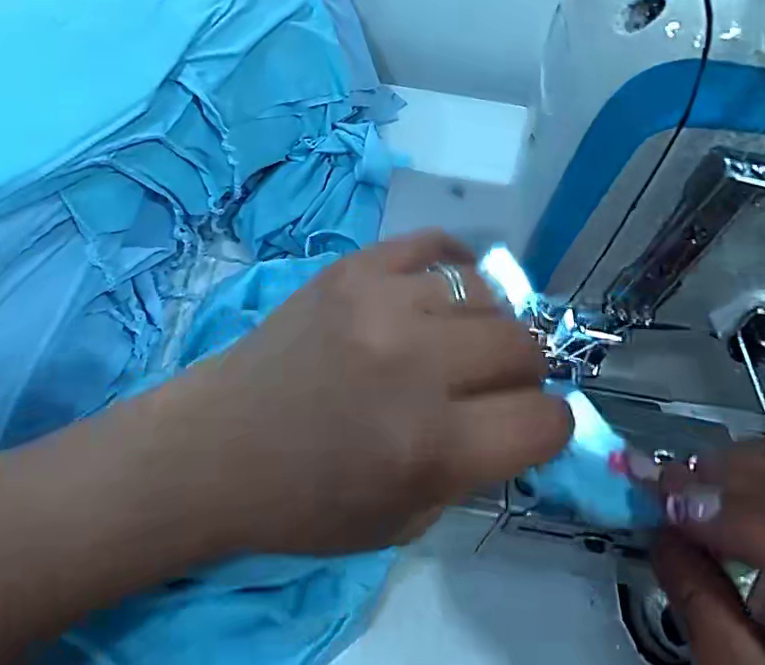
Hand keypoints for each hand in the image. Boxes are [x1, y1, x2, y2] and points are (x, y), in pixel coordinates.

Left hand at [148, 231, 571, 556]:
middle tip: (492, 381)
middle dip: (523, 371)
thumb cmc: (306, 500)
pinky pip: (437, 244)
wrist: (215, 445)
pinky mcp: (354, 266)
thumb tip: (524, 414)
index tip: (528, 423)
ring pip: (489, 291)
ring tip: (460, 336)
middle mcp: (414, 365)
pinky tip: (442, 290)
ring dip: (488, 321)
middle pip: (523, 346)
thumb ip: (476, 468)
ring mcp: (382, 303)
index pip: (545, 420)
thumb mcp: (404, 520)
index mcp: (428, 447)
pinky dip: (454, 266)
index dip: (548, 426)